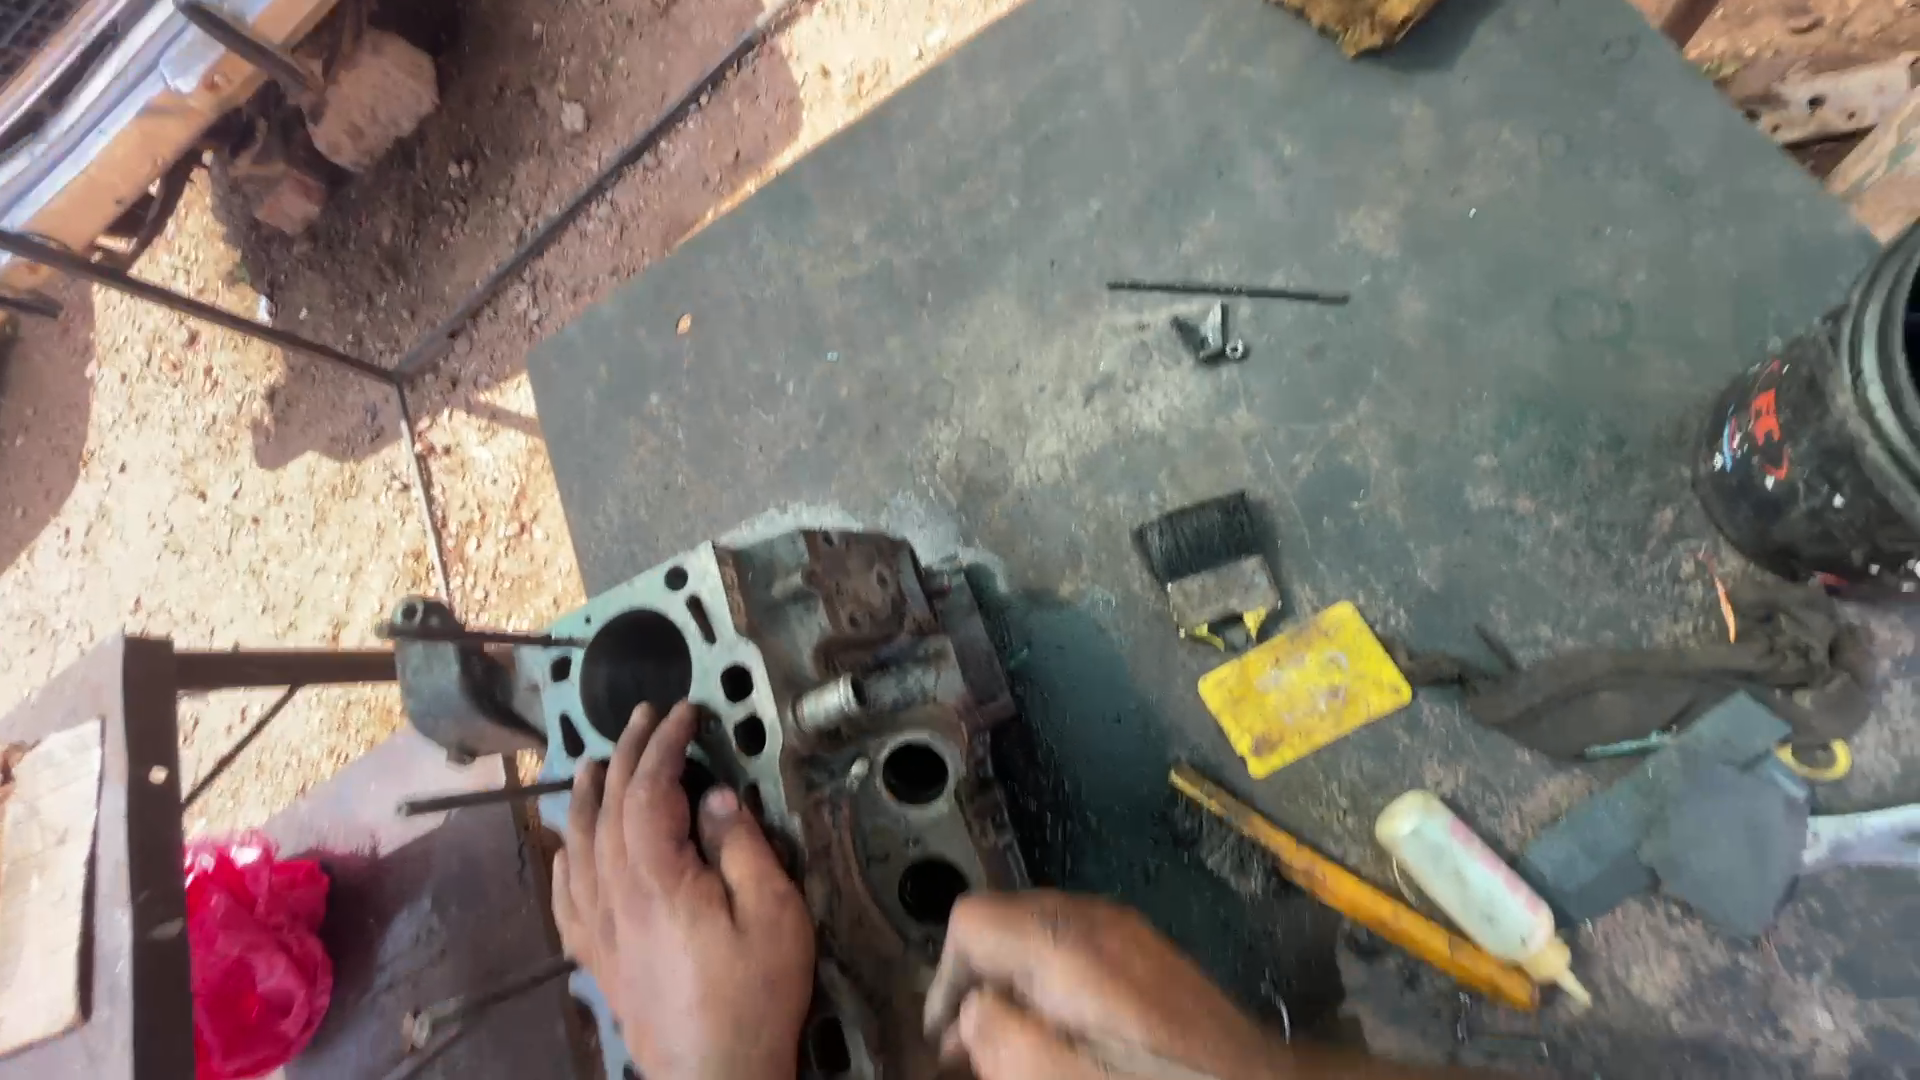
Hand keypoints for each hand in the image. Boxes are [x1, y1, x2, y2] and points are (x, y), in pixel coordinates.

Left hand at [552, 701, 814, 1079]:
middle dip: (625, 753)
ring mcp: (599, 929)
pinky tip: (565, 847)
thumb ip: (742, 847)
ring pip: (577, 846)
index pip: (649, 791)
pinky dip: (562, 859)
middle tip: (644, 715)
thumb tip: (716, 797)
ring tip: (590, 761)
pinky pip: (565, 898)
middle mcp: (615, 896)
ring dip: (584, 795)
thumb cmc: (754, 992)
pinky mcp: (597, 957)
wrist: (716, 1079)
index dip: (664, 744)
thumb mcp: (772, 912)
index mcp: (658, 879)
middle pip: (608, 807)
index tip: (684, 711)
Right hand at [923, 890, 1279, 1079]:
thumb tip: (970, 1007)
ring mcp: (1121, 927)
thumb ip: (1004, 1041)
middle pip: (1000, 920)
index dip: (946, 977)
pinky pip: (1070, 945)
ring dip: (1009, 983)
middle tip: (968, 1052)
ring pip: (1033, 931)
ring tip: (1011, 1045)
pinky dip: (1047, 980)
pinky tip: (1061, 1030)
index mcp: (1065, 943)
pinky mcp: (1141, 947)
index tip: (946, 1041)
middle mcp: (1090, 917)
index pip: (972, 920)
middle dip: (975, 981)